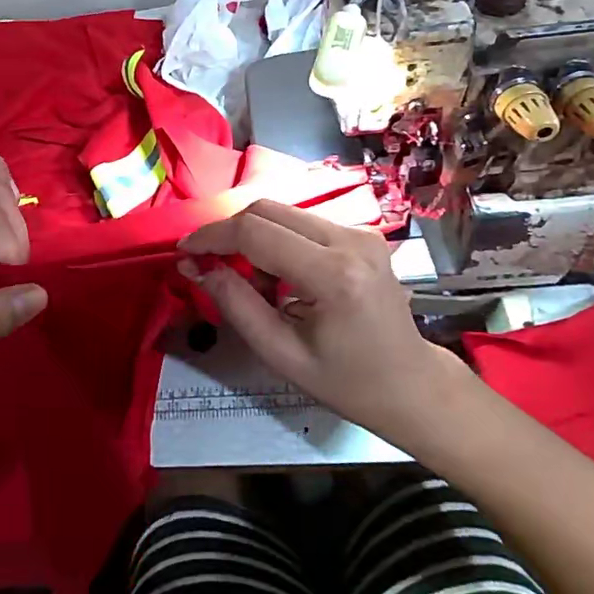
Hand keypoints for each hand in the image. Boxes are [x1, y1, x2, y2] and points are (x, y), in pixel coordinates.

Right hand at [177, 200, 474, 445]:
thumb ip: (236, 305)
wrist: (410, 384)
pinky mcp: (362, 234)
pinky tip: (279, 279)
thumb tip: (195, 266)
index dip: (212, 236)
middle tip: (210, 267)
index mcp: (334, 275)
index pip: (256, 233)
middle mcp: (351, 240)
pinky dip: (277, 242)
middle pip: (268, 210)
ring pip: (284, 212)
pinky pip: (303, 223)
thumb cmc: (347, 382)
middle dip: (230, 234)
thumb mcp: (281, 354)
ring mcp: (361, 232)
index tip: (184, 251)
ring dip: (254, 239)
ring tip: (253, 286)